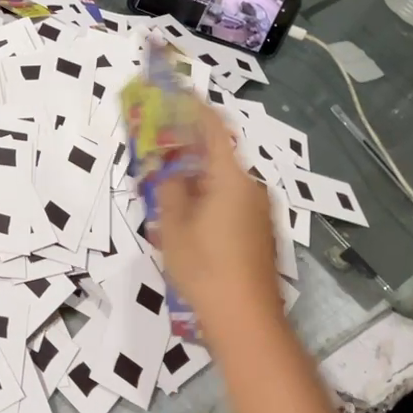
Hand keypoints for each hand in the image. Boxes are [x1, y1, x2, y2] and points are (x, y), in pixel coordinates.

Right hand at [154, 104, 283, 328]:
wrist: (246, 321)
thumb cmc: (205, 266)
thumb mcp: (172, 224)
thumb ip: (167, 188)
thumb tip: (166, 169)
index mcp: (231, 178)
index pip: (212, 126)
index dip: (191, 105)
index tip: (170, 91)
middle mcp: (251, 187)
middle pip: (216, 152)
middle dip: (184, 143)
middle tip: (154, 143)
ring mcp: (258, 210)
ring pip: (221, 176)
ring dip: (192, 171)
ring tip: (161, 180)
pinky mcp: (258, 231)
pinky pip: (228, 197)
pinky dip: (205, 192)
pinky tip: (182, 210)